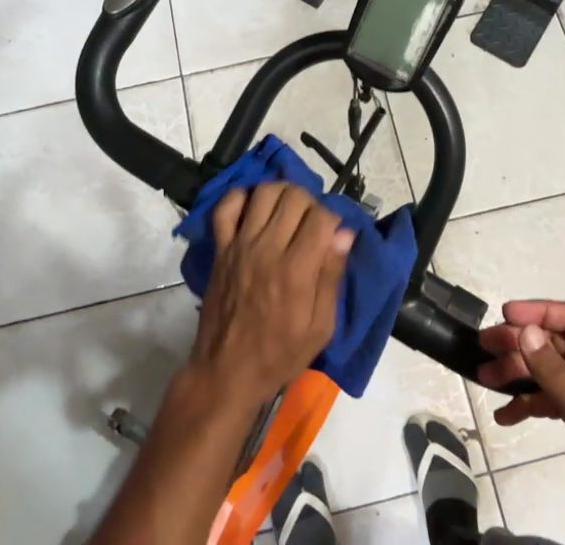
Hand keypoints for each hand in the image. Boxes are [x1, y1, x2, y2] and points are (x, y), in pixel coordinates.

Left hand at [189, 183, 354, 405]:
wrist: (227, 371)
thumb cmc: (280, 354)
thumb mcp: (321, 328)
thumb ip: (331, 277)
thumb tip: (344, 234)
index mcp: (296, 270)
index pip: (321, 217)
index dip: (334, 219)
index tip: (334, 235)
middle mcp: (267, 248)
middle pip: (294, 197)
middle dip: (311, 203)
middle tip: (313, 223)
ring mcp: (240, 245)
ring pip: (264, 192)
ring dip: (282, 193)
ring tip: (289, 211)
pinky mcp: (220, 248)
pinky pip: (226, 207)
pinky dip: (242, 197)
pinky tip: (255, 208)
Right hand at [478, 301, 564, 544]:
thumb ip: (556, 374)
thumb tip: (526, 331)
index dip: (539, 311)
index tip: (504, 313)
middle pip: (558, 343)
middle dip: (521, 344)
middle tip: (484, 345)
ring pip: (551, 371)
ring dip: (520, 374)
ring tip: (485, 379)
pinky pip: (553, 400)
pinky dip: (530, 404)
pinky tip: (505, 415)